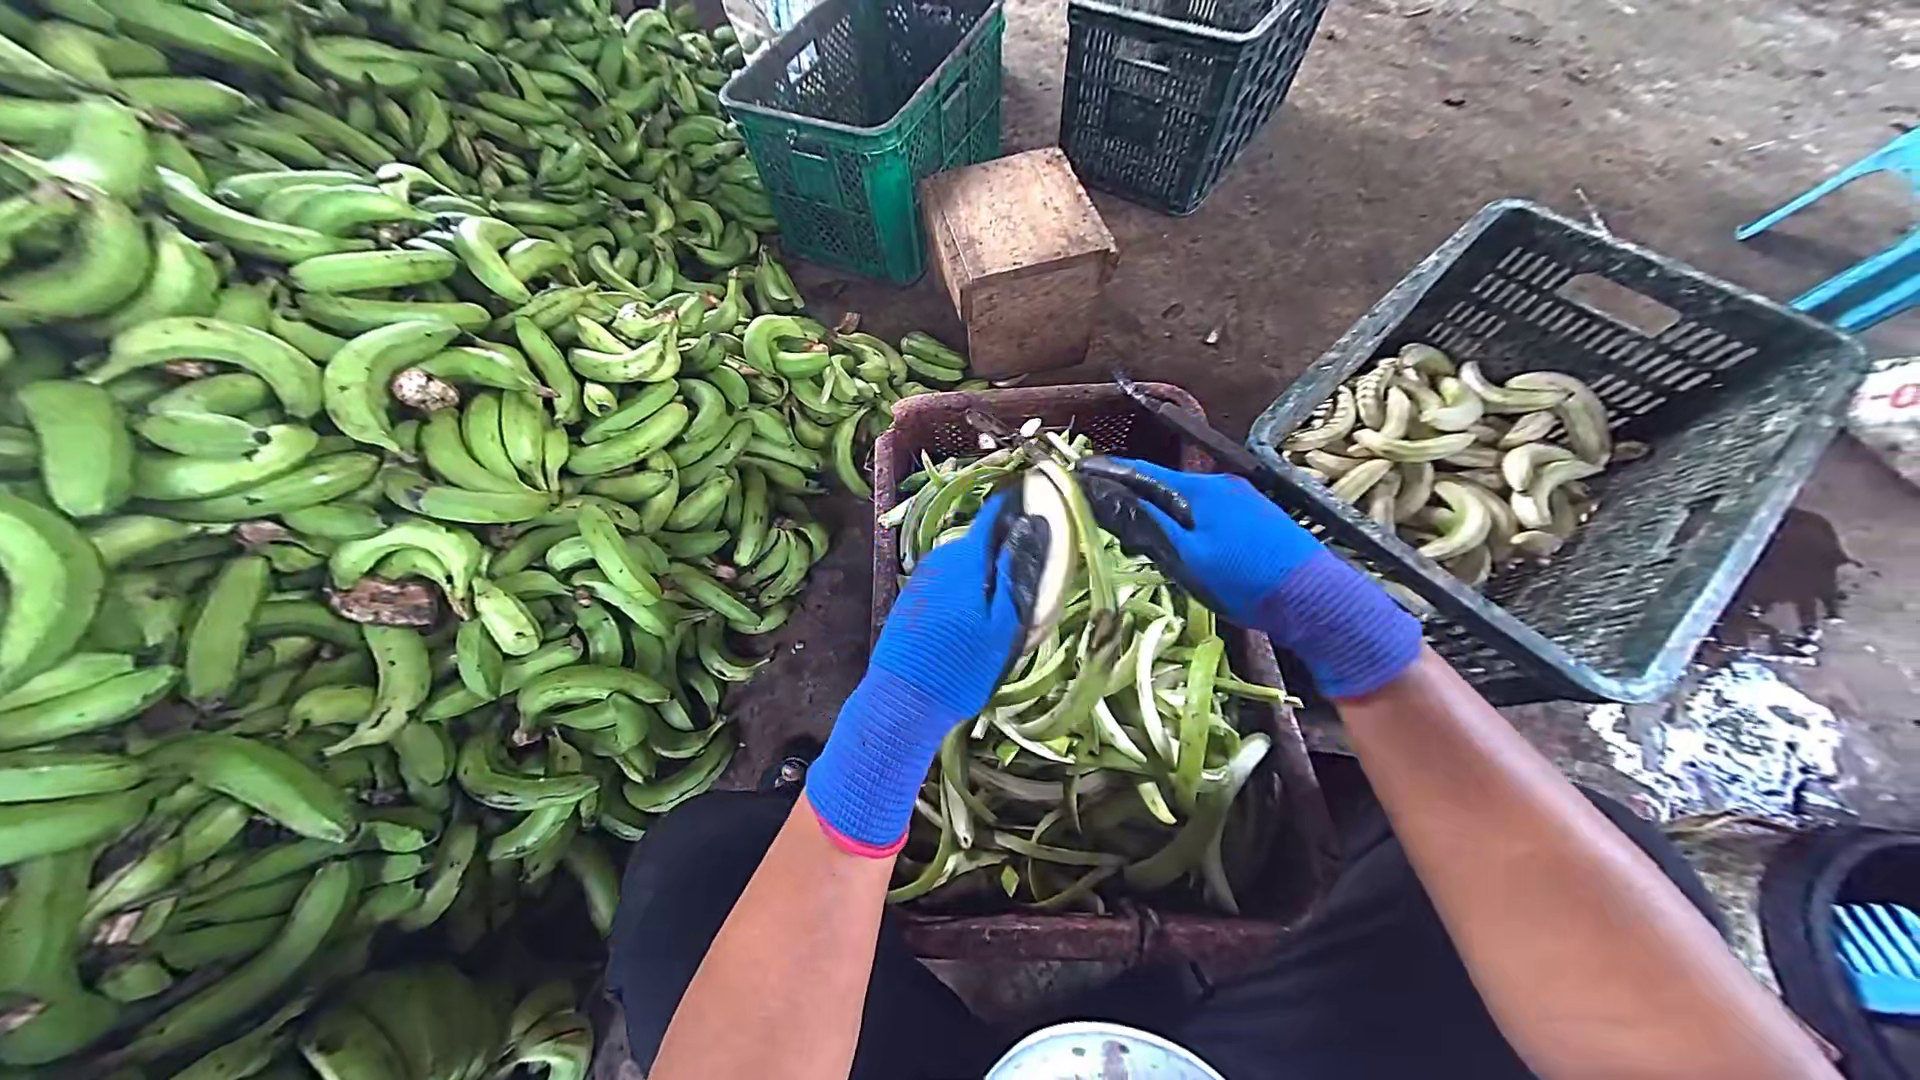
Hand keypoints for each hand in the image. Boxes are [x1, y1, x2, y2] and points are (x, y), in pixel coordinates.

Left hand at [806, 493, 1045, 854]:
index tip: (1035, 508)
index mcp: (966, 560)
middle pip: (978, 540)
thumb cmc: (962, 667)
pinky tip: (970, 615)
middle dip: (1001, 548)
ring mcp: (921, 577)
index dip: (1015, 508)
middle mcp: (940, 559)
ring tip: (1000, 603)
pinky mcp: (911, 596)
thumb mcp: (1003, 626)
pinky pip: (946, 578)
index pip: (993, 517)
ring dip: (981, 571)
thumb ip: (1017, 574)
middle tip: (1027, 574)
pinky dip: (963, 586)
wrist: (902, 700)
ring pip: (962, 560)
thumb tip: (1032, 527)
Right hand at [1075, 456, 1421, 699]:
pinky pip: (1202, 512)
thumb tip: (1102, 496)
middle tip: (1097, 515)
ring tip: (1130, 531)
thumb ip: (1145, 524)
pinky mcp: (1252, 519)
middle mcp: (1219, 484)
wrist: (1319, 602)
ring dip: (1154, 510)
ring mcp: (1240, 500)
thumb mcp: (1187, 556)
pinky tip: (1175, 542)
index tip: (1074, 478)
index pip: (1139, 472)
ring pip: (1181, 500)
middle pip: (1160, 484)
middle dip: (1128, 496)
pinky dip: (1179, 521)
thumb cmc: (1247, 580)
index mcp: (1199, 488)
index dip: (1105, 475)